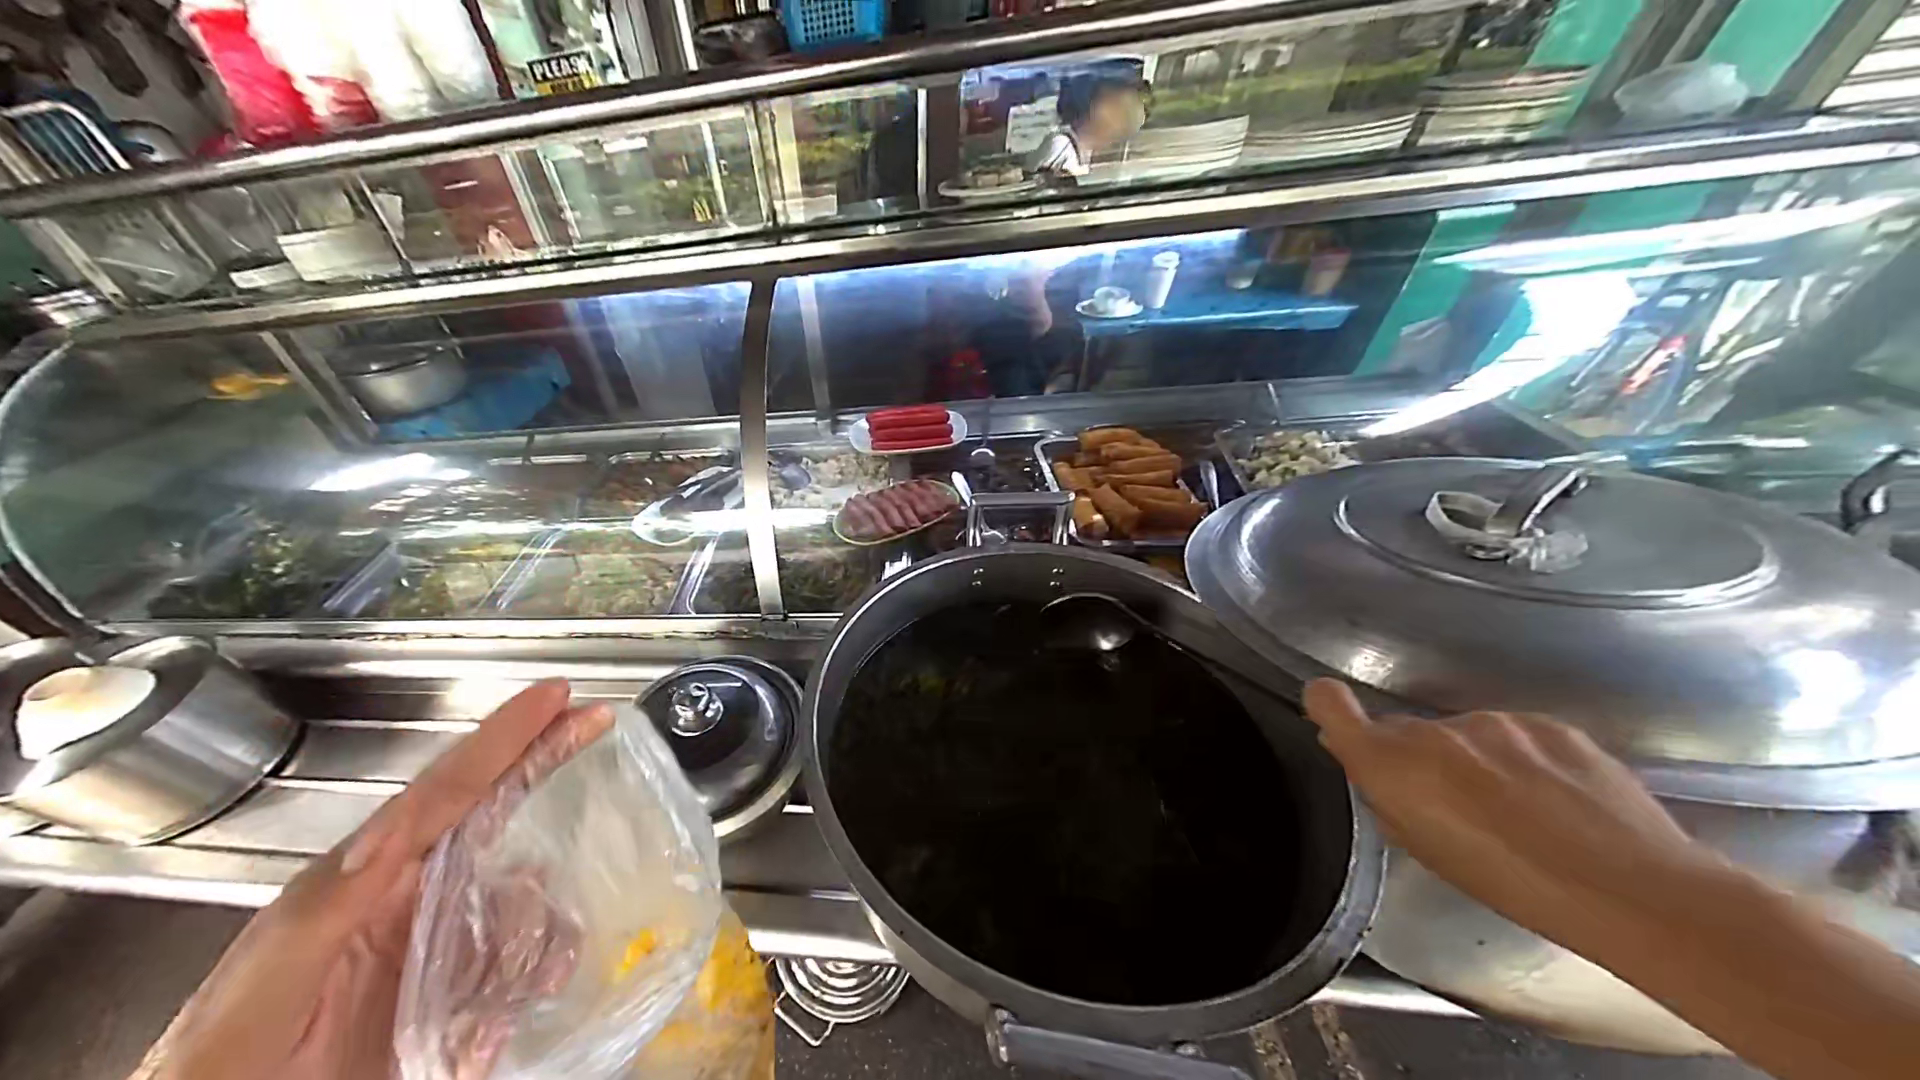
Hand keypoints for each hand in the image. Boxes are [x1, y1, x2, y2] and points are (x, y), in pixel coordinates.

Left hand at [140, 680, 611, 1079]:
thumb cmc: (222, 1068)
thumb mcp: (254, 989)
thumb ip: (313, 914)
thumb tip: (383, 842)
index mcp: (362, 878)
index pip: (444, 791)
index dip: (503, 737)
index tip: (553, 696)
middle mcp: (411, 890)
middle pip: (493, 804)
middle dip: (544, 754)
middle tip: (596, 718)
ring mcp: (440, 933)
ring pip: (525, 888)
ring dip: (540, 917)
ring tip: (526, 975)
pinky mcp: (462, 980)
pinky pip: (528, 948)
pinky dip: (543, 962)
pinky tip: (530, 993)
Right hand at [1301, 679, 1720, 952]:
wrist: (1637, 891)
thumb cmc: (1511, 884)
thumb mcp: (1424, 849)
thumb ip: (1385, 797)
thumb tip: (1366, 763)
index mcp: (1389, 761)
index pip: (1327, 700)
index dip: (1327, 704)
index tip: (1338, 720)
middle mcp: (1431, 729)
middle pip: (1404, 729)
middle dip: (1417, 757)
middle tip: (1455, 803)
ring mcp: (1492, 720)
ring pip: (1462, 733)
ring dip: (1474, 760)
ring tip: (1521, 810)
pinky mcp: (1547, 722)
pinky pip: (1514, 734)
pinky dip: (1523, 758)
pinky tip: (1558, 799)